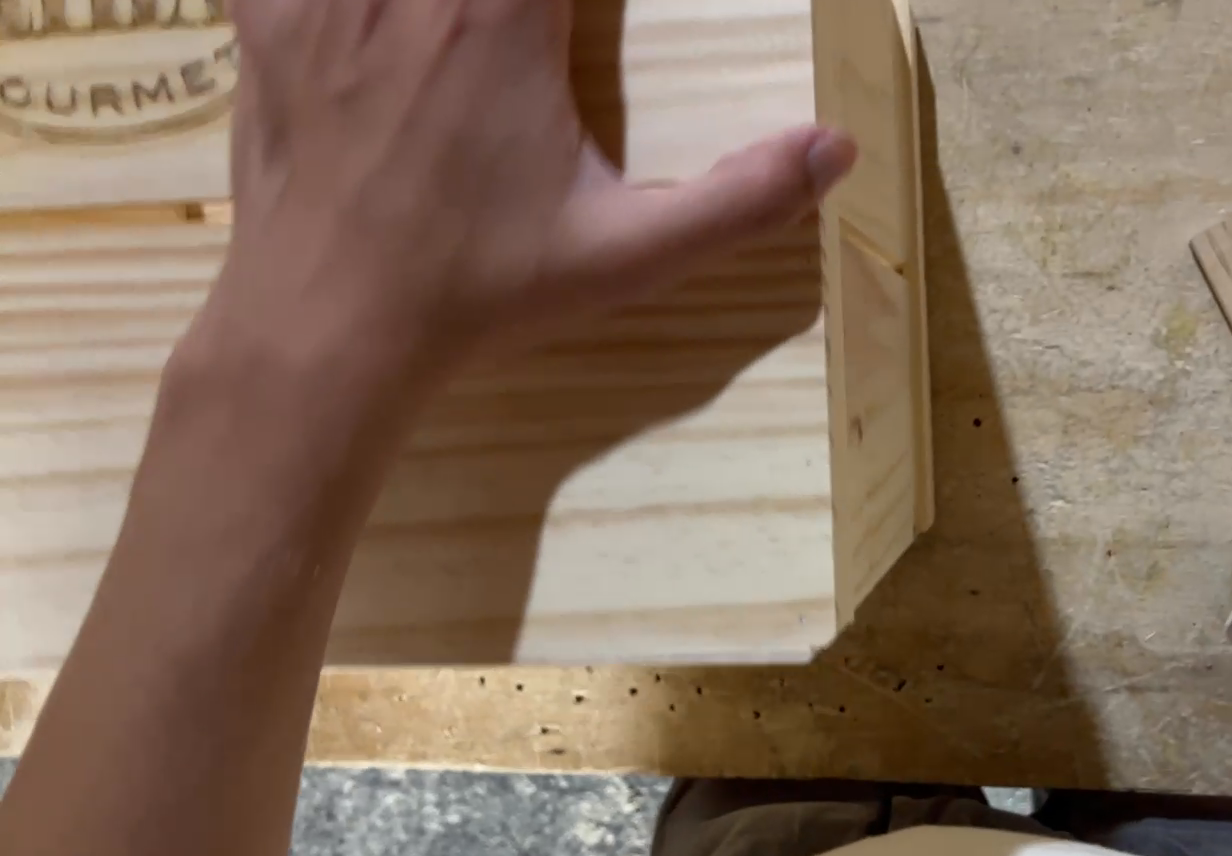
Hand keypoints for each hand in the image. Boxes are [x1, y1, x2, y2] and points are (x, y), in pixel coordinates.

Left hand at [208, 0, 854, 391]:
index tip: (600, 12)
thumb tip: (839, 147)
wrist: (339, 321)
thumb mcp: (637, 253)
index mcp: (503, 13)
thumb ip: (743, 200)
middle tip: (559, 22)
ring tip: (502, 25)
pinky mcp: (265, 8)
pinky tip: (394, 18)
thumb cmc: (495, 287)